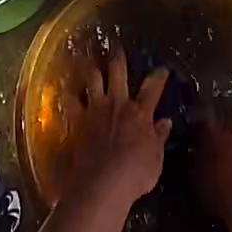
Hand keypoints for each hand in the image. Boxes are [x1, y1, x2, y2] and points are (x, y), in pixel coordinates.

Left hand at [61, 51, 171, 206]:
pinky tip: (64, 87)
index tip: (162, 68)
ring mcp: (95, 109)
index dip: (159, 75)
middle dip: (118, 57)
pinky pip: (70, 101)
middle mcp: (117, 103)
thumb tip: (166, 122)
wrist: (101, 185)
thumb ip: (159, 138)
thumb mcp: (155, 160)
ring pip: (92, 79)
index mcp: (140, 113)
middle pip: (118, 72)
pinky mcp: (77, 120)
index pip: (153, 87)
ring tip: (86, 58)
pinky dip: (68, 93)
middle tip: (116, 47)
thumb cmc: (134, 175)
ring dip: (90, 67)